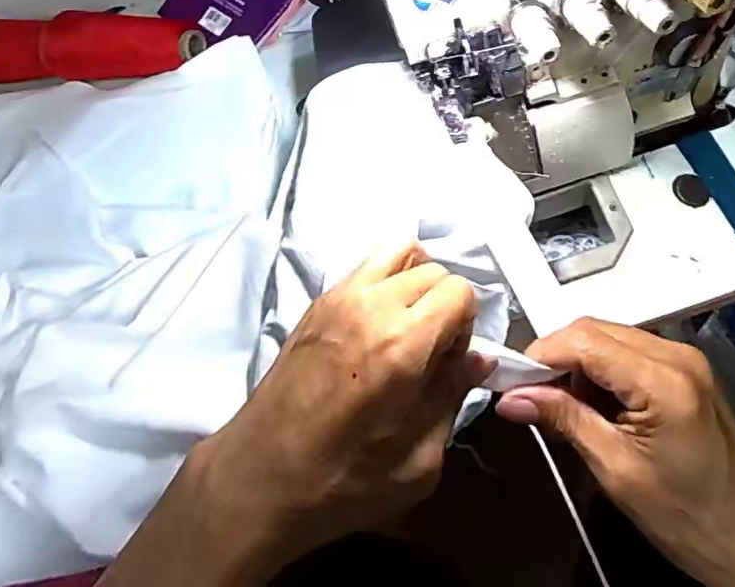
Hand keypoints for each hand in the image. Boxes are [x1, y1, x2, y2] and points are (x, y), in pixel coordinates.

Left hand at [103, 243, 490, 586]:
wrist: (256, 482)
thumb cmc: (342, 481)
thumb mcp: (418, 462)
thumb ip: (454, 397)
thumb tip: (479, 359)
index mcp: (404, 341)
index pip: (460, 291)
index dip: (464, 326)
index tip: (447, 362)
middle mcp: (375, 305)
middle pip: (435, 270)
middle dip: (444, 304)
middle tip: (428, 347)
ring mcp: (342, 296)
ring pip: (402, 251)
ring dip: (416, 280)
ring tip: (406, 320)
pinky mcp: (318, 301)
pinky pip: (369, 263)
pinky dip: (387, 277)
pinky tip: (376, 319)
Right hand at [496, 318, 734, 586]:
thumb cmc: (682, 515)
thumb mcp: (616, 470)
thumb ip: (565, 420)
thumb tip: (512, 397)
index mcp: (663, 378)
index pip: (587, 340)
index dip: (543, 352)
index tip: (511, 379)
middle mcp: (676, 353)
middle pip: (599, 329)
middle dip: (559, 354)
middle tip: (530, 393)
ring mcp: (686, 357)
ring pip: (614, 336)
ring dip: (581, 361)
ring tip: (561, 402)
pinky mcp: (688, 367)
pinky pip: (633, 349)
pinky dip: (605, 367)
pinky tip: (595, 400)